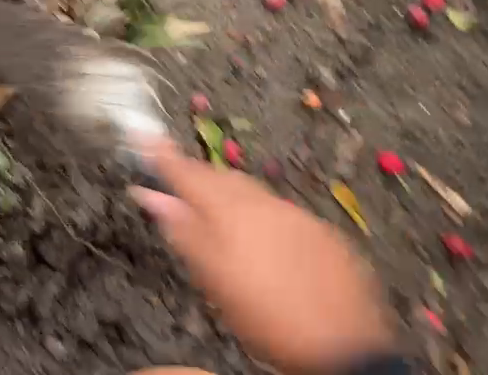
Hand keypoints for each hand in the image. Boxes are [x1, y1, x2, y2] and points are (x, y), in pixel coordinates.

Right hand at [131, 137, 396, 374]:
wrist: (344, 349)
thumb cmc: (262, 314)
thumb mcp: (211, 276)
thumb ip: (180, 230)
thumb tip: (148, 195)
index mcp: (228, 210)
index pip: (185, 172)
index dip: (161, 153)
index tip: (144, 136)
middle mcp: (261, 203)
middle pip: (220, 176)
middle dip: (199, 177)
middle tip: (183, 190)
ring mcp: (297, 216)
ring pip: (253, 193)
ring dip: (232, 196)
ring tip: (224, 220)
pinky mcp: (325, 235)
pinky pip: (284, 213)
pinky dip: (266, 217)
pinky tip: (268, 245)